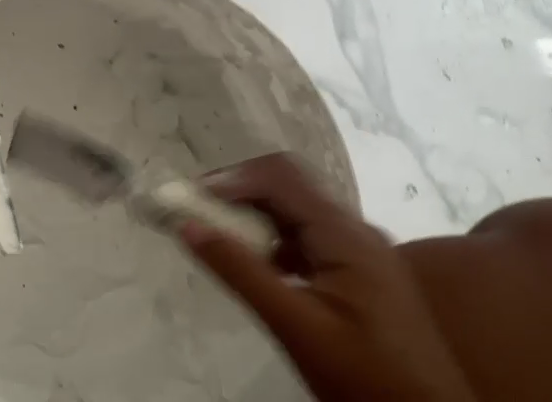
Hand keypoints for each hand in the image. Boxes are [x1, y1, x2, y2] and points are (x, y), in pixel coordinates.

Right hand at [177, 154, 475, 401]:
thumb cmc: (365, 376)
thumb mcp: (295, 326)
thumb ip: (240, 271)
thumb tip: (186, 225)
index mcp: (346, 235)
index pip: (279, 176)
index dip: (229, 178)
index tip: (189, 200)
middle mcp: (358, 231)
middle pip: (287, 186)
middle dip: (237, 193)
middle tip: (198, 215)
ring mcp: (365, 252)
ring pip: (297, 211)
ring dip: (254, 216)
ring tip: (219, 239)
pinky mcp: (364, 274)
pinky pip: (309, 237)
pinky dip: (274, 239)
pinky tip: (259, 267)